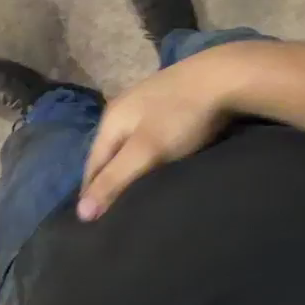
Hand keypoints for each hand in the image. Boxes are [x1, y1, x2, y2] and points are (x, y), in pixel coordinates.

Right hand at [77, 44, 261, 219]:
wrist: (223, 77)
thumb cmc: (181, 116)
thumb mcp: (146, 151)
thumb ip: (114, 180)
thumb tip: (81, 213)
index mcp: (111, 119)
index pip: (92, 167)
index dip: (93, 196)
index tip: (96, 227)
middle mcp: (123, 108)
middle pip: (109, 154)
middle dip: (109, 182)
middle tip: (116, 218)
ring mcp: (146, 102)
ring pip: (129, 144)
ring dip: (129, 169)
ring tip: (136, 197)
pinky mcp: (168, 102)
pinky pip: (149, 136)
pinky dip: (148, 155)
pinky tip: (158, 166)